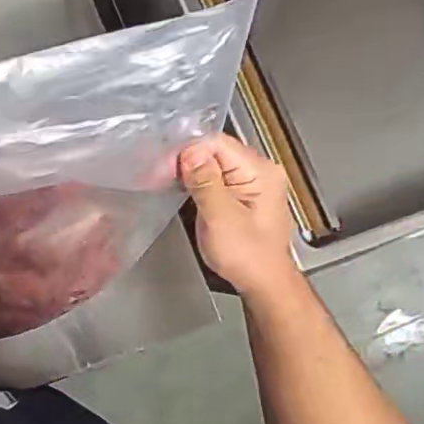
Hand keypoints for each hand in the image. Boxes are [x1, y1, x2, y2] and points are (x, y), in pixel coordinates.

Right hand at [178, 134, 299, 298]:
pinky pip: (216, 179)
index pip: (218, 143)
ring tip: (169, 183)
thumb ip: (206, 182)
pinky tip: (186, 192)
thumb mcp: (221, 217)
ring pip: (214, 165)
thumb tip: (191, 153)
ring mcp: (251, 184)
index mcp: (259, 172)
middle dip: (186, 160)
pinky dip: (198, 183)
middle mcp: (259, 172)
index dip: (188, 151)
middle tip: (160, 175)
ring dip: (190, 173)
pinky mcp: (242, 196)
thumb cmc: (248, 256)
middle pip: (216, 152)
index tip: (164, 165)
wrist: (262, 281)